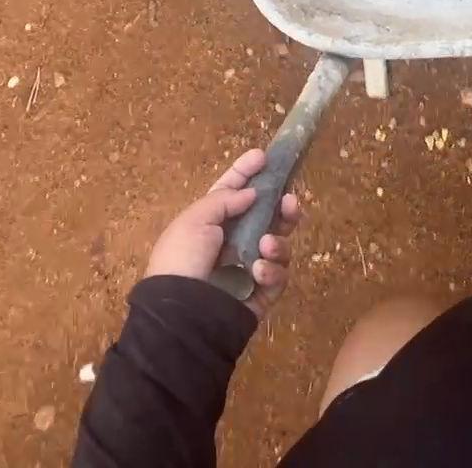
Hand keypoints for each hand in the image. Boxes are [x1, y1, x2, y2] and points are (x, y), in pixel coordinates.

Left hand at [145, 149, 303, 319]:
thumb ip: (225, 200)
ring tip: (266, 245)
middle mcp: (233, 241)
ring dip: (279, 239)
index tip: (263, 155)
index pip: (232, 191)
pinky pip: (279, 274)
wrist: (182, 315)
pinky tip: (258, 270)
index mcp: (211, 221)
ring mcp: (249, 266)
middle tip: (290, 201)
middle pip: (267, 215)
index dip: (246, 172)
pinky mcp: (262, 291)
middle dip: (282, 206)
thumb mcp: (195, 220)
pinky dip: (272, 269)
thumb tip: (251, 194)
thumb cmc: (183, 259)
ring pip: (280, 242)